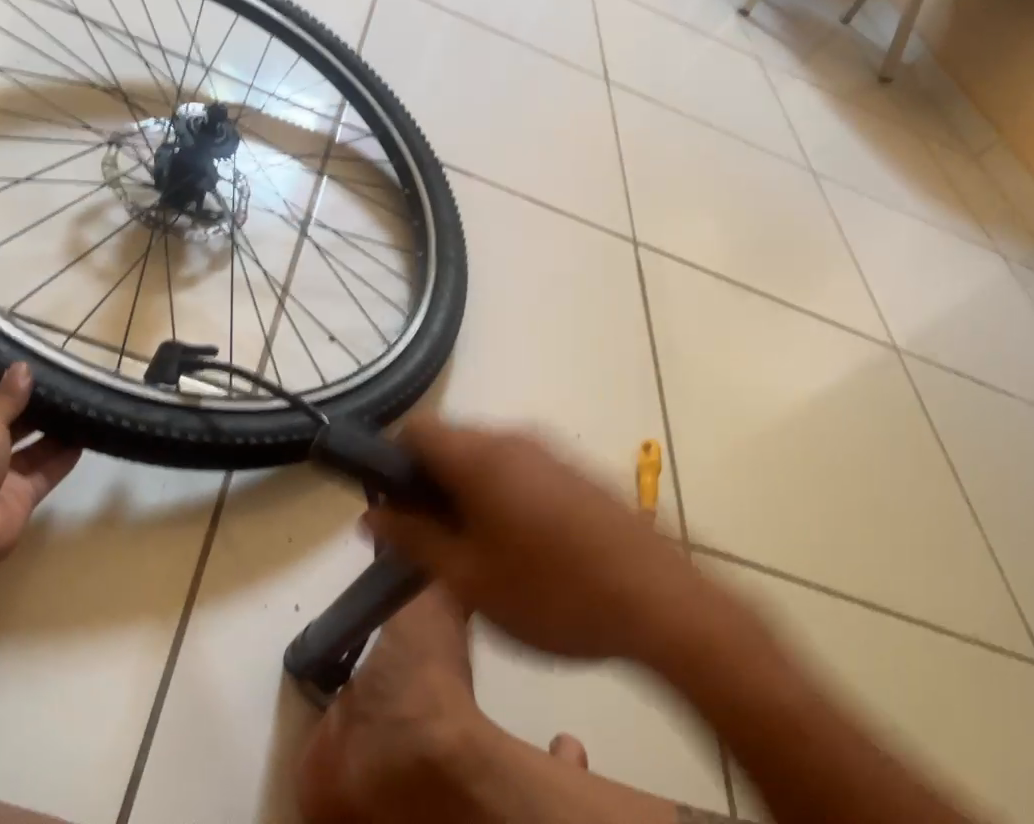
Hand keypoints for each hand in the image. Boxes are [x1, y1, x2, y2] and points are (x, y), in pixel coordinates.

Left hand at [0, 362, 80, 570]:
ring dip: (54, 435)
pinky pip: (45, 474)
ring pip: (31, 451)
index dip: (8, 392)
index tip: (37, 376)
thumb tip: (23, 368)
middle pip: (10, 427)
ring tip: (82, 411)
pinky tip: (85, 440)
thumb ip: (7, 397)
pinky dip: (63, 459)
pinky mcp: (19, 499)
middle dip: (36, 413)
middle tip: (68, 391)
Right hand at [363, 418, 700, 660]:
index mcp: (480, 455)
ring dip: (466, 495)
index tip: (391, 510)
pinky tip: (520, 551)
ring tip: (472, 554)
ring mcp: (553, 453)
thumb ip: (412, 540)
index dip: (390, 464)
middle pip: (450, 444)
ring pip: (487, 460)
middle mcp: (515, 439)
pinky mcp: (580, 474)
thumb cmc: (553, 593)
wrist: (662, 605)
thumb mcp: (468, 578)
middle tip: (428, 543)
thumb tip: (370, 516)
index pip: (414, 429)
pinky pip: (521, 472)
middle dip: (428, 486)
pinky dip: (502, 498)